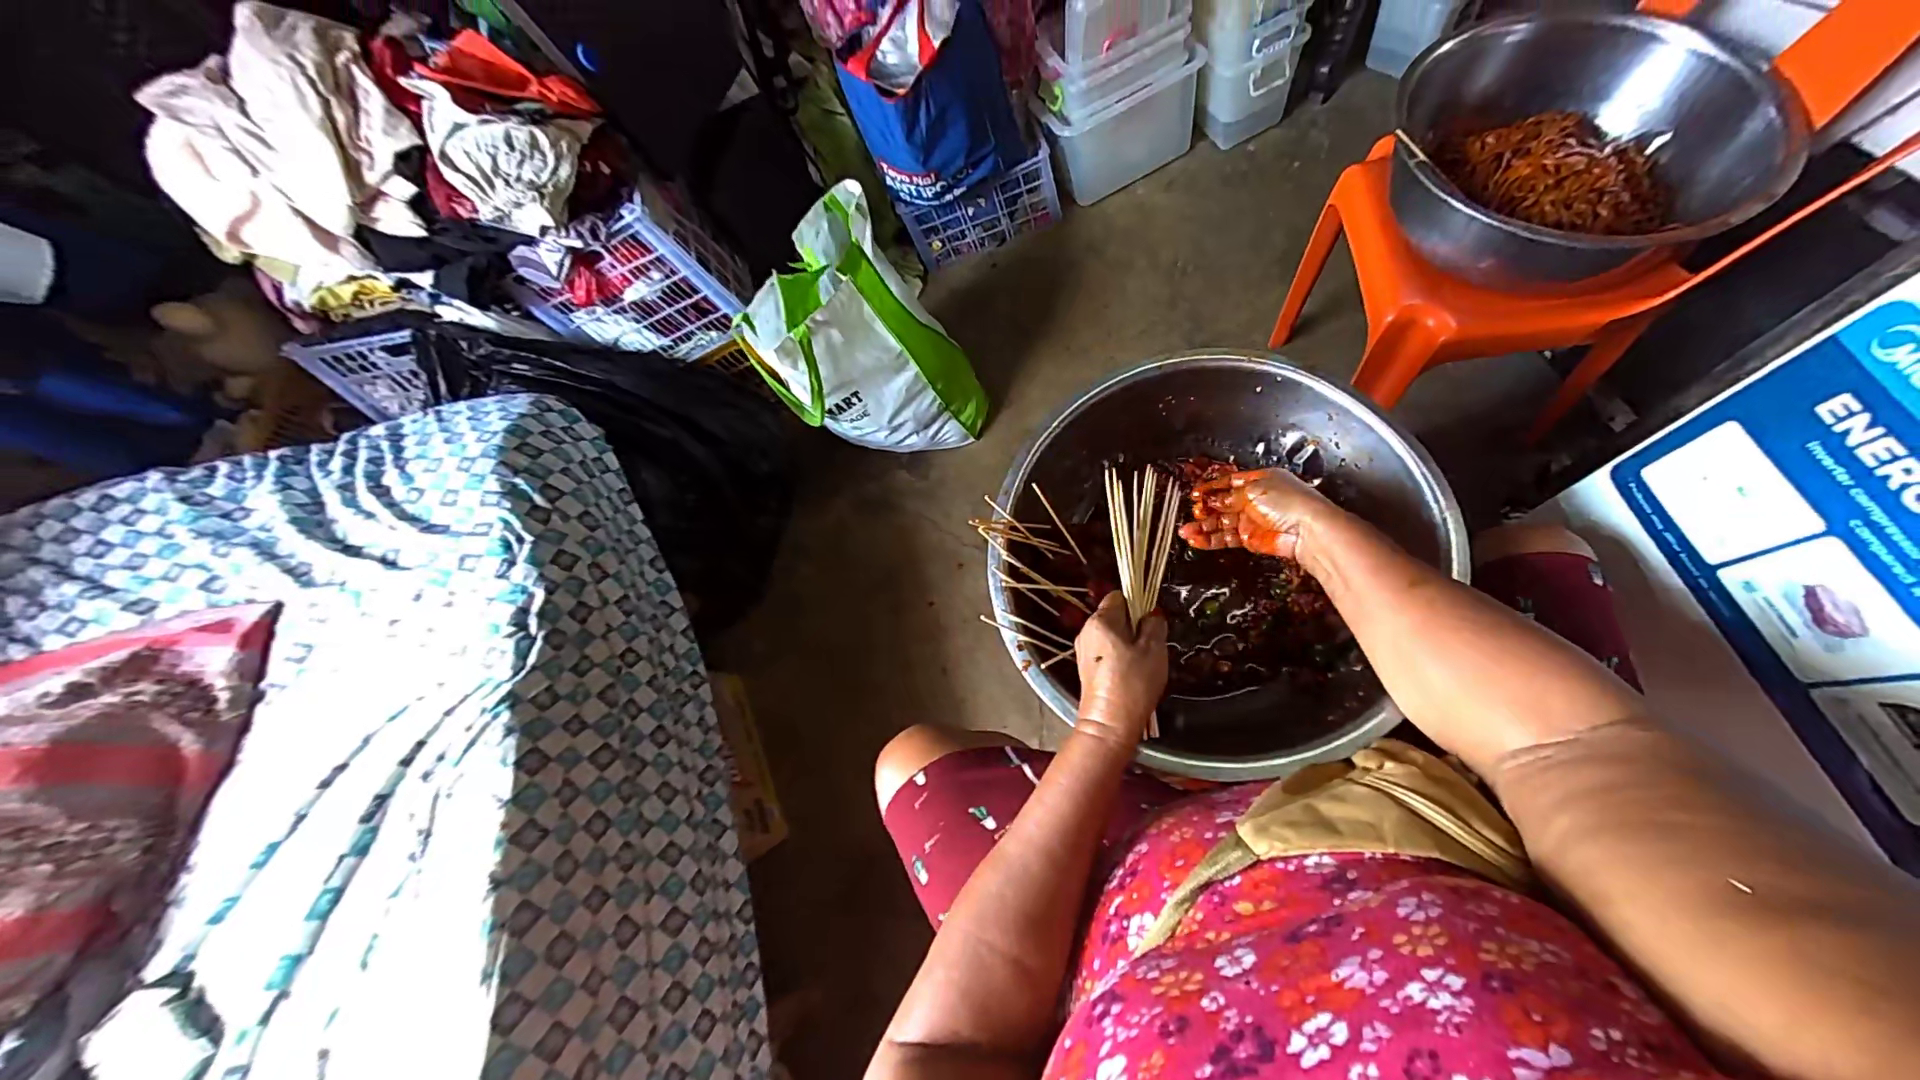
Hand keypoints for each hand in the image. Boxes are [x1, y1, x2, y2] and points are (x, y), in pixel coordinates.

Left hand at [1073, 592, 1166, 744]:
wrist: (1109, 722)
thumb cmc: (1133, 682)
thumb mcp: (1154, 649)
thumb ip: (1154, 624)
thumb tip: (1152, 613)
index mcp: (1101, 620)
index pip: (1118, 596)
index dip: (1137, 603)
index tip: (1151, 620)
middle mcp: (1086, 630)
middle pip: (1113, 615)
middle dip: (1133, 624)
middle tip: (1151, 643)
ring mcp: (1083, 649)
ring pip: (1109, 634)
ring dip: (1126, 641)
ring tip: (1143, 660)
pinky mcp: (1085, 667)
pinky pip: (1104, 650)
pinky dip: (1117, 655)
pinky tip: (1130, 672)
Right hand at [1178, 467, 1333, 559]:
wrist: (1307, 531)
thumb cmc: (1291, 503)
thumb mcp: (1253, 491)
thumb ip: (1227, 496)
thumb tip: (1211, 499)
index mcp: (1260, 480)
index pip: (1228, 482)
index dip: (1211, 488)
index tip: (1195, 494)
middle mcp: (1256, 499)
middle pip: (1222, 504)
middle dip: (1205, 509)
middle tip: (1192, 513)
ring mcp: (1253, 520)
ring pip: (1221, 523)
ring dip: (1203, 527)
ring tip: (1186, 531)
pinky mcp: (1251, 539)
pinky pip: (1226, 538)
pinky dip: (1210, 540)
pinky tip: (1197, 539)